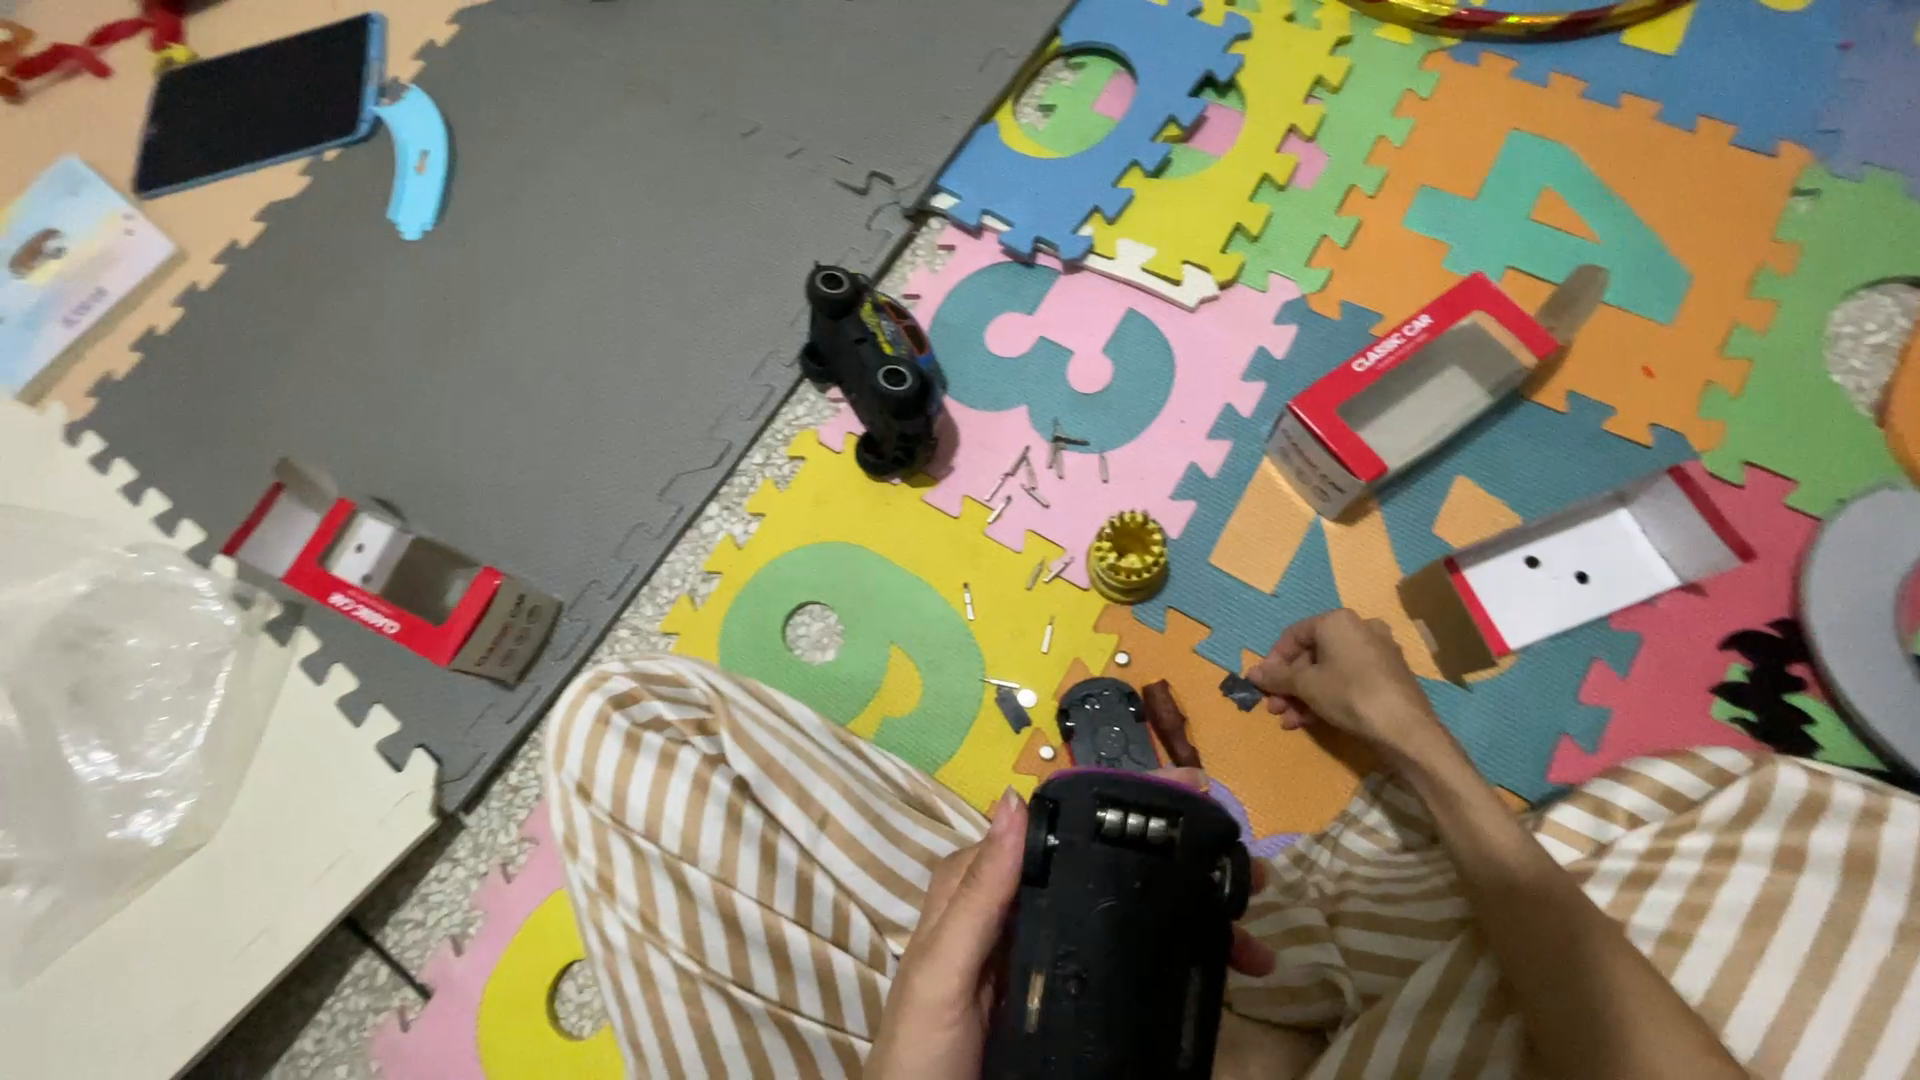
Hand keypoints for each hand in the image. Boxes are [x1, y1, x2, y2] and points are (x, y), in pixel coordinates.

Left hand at [867, 775, 1276, 1078]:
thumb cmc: (921, 1044)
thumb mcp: (942, 966)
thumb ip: (977, 891)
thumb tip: (1014, 797)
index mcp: (989, 884)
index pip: (1058, 830)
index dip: (1121, 811)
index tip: (1191, 803)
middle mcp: (1025, 908)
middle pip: (1104, 872)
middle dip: (1175, 867)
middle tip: (1247, 876)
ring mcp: (1053, 955)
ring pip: (1125, 918)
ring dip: (1189, 919)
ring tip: (1251, 939)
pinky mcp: (1073, 1001)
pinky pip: (1127, 970)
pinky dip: (1174, 967)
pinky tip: (1218, 971)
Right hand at [1245, 609, 1450, 768]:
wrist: (1406, 729)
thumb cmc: (1349, 694)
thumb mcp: (1305, 685)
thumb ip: (1276, 677)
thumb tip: (1252, 673)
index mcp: (1337, 621)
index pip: (1293, 635)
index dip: (1273, 661)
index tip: (1263, 684)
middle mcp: (1360, 629)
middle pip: (1312, 655)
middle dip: (1289, 684)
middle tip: (1276, 707)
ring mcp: (1378, 652)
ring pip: (1329, 671)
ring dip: (1305, 695)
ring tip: (1290, 721)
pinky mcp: (1389, 676)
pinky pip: (1349, 680)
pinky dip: (1328, 697)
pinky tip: (1312, 721)